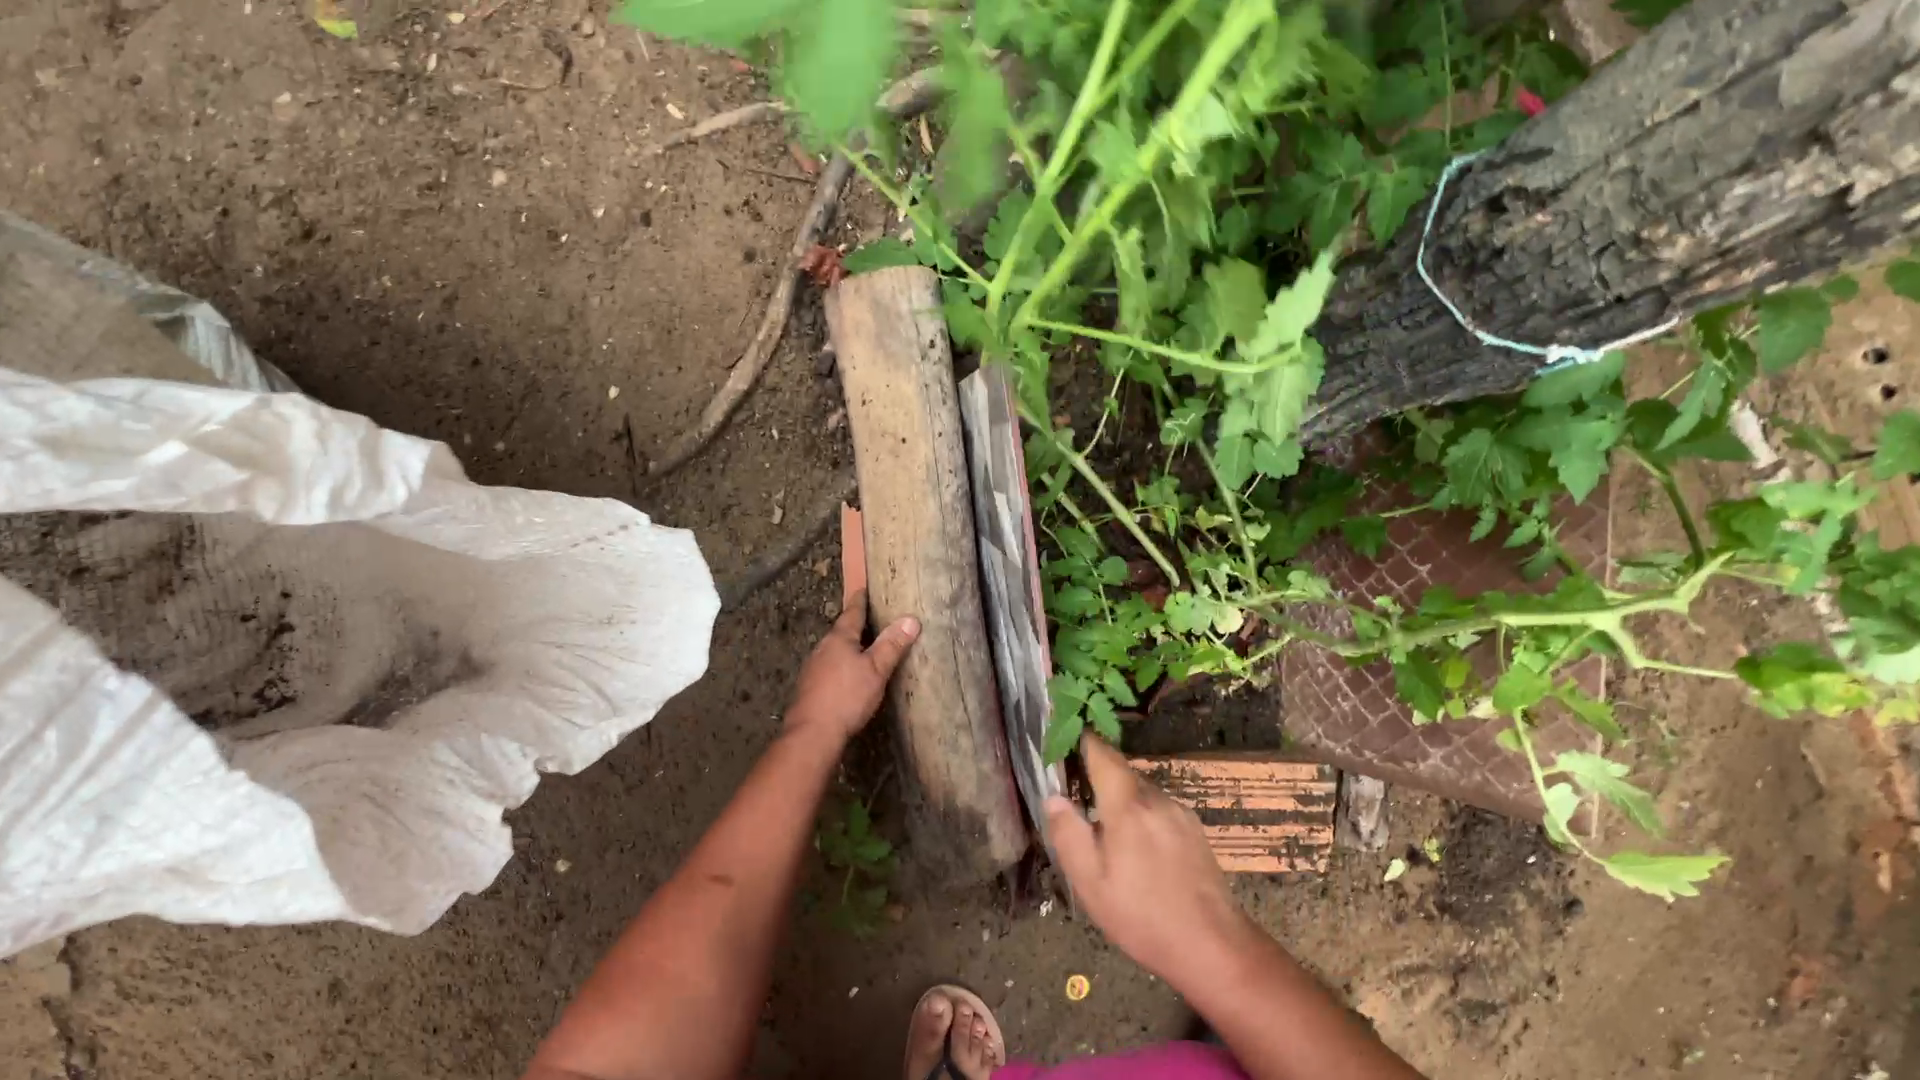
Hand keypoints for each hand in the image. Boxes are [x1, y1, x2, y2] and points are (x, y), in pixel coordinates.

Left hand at [784, 589, 919, 742]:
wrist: (812, 733)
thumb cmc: (846, 697)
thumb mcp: (876, 670)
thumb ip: (892, 645)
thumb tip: (910, 619)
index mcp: (839, 639)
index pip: (852, 613)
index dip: (860, 601)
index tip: (863, 589)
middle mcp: (822, 649)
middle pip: (841, 632)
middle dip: (854, 626)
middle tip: (870, 620)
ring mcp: (812, 669)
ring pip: (833, 652)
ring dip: (847, 648)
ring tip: (862, 649)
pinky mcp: (809, 689)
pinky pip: (828, 669)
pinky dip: (840, 666)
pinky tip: (847, 677)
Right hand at [1045, 736, 1254, 985]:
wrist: (1212, 945)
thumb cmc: (1142, 916)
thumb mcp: (1090, 883)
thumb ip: (1068, 834)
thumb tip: (1053, 797)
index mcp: (1128, 807)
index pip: (1104, 756)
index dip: (1085, 740)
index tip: (1068, 730)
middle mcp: (1157, 800)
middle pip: (1123, 774)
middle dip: (1100, 777)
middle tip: (1078, 794)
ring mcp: (1181, 814)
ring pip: (1142, 793)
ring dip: (1122, 801)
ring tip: (1107, 832)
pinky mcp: (1195, 832)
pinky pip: (1160, 810)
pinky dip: (1142, 816)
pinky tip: (1138, 850)